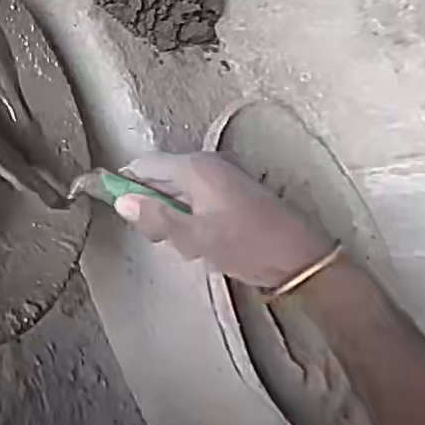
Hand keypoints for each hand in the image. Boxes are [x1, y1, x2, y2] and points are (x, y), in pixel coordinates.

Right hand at [113, 151, 330, 289]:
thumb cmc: (246, 246)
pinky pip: (193, 195)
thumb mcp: (193, 236)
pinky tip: (201, 239)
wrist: (303, 261)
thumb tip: (121, 201)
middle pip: (158, 177)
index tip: (121, 209)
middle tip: (160, 236)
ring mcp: (222, 174)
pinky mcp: (232, 189)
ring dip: (170, 214)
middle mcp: (207, 163)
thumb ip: (154, 217)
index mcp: (195, 167)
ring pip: (175, 189)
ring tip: (187, 242)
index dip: (125, 184)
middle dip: (151, 205)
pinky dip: (188, 214)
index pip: (142, 165)